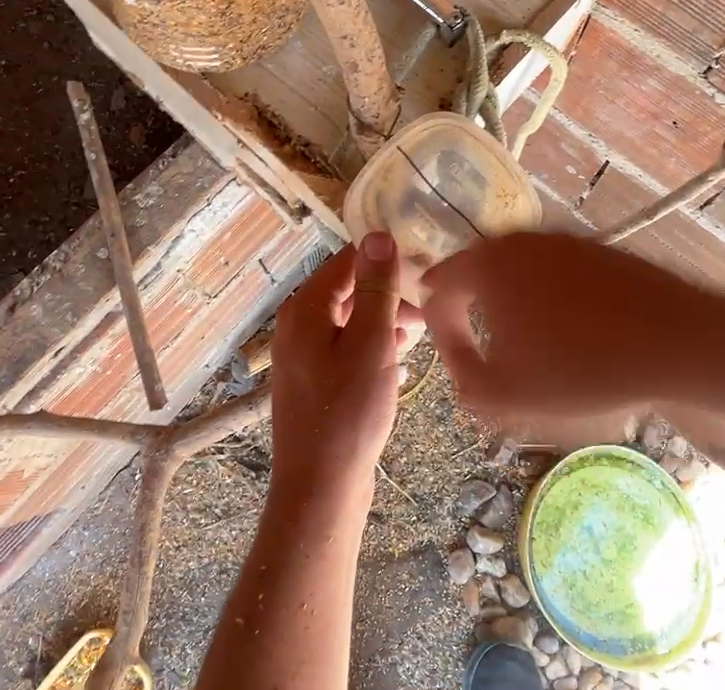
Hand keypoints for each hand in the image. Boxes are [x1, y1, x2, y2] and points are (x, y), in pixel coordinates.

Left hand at [267, 232, 418, 492]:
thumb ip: (376, 288)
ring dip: (383, 322)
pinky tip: (399, 365)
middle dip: (388, 294)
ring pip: (349, 321)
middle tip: (428, 312)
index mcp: (305, 310)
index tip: (424, 270)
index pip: (347, 261)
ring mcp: (302, 357)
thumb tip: (378, 235)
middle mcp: (296, 326)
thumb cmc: (348, 414)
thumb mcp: (371, 344)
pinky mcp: (313, 383)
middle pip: (348, 290)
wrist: (319, 489)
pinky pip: (347, 349)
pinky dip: (373, 348)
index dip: (385, 260)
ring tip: (419, 337)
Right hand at [422, 232, 710, 432]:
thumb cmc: (581, 369)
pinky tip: (560, 327)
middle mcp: (516, 241)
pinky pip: (550, 272)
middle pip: (474, 269)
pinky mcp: (594, 250)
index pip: (437, 289)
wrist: (676, 341)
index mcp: (485, 265)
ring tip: (512, 335)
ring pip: (513, 269)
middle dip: (465, 303)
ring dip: (504, 298)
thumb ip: (462, 377)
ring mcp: (558, 240)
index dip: (437, 328)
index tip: (456, 361)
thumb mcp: (504, 393)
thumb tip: (456, 357)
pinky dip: (542, 295)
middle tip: (466, 334)